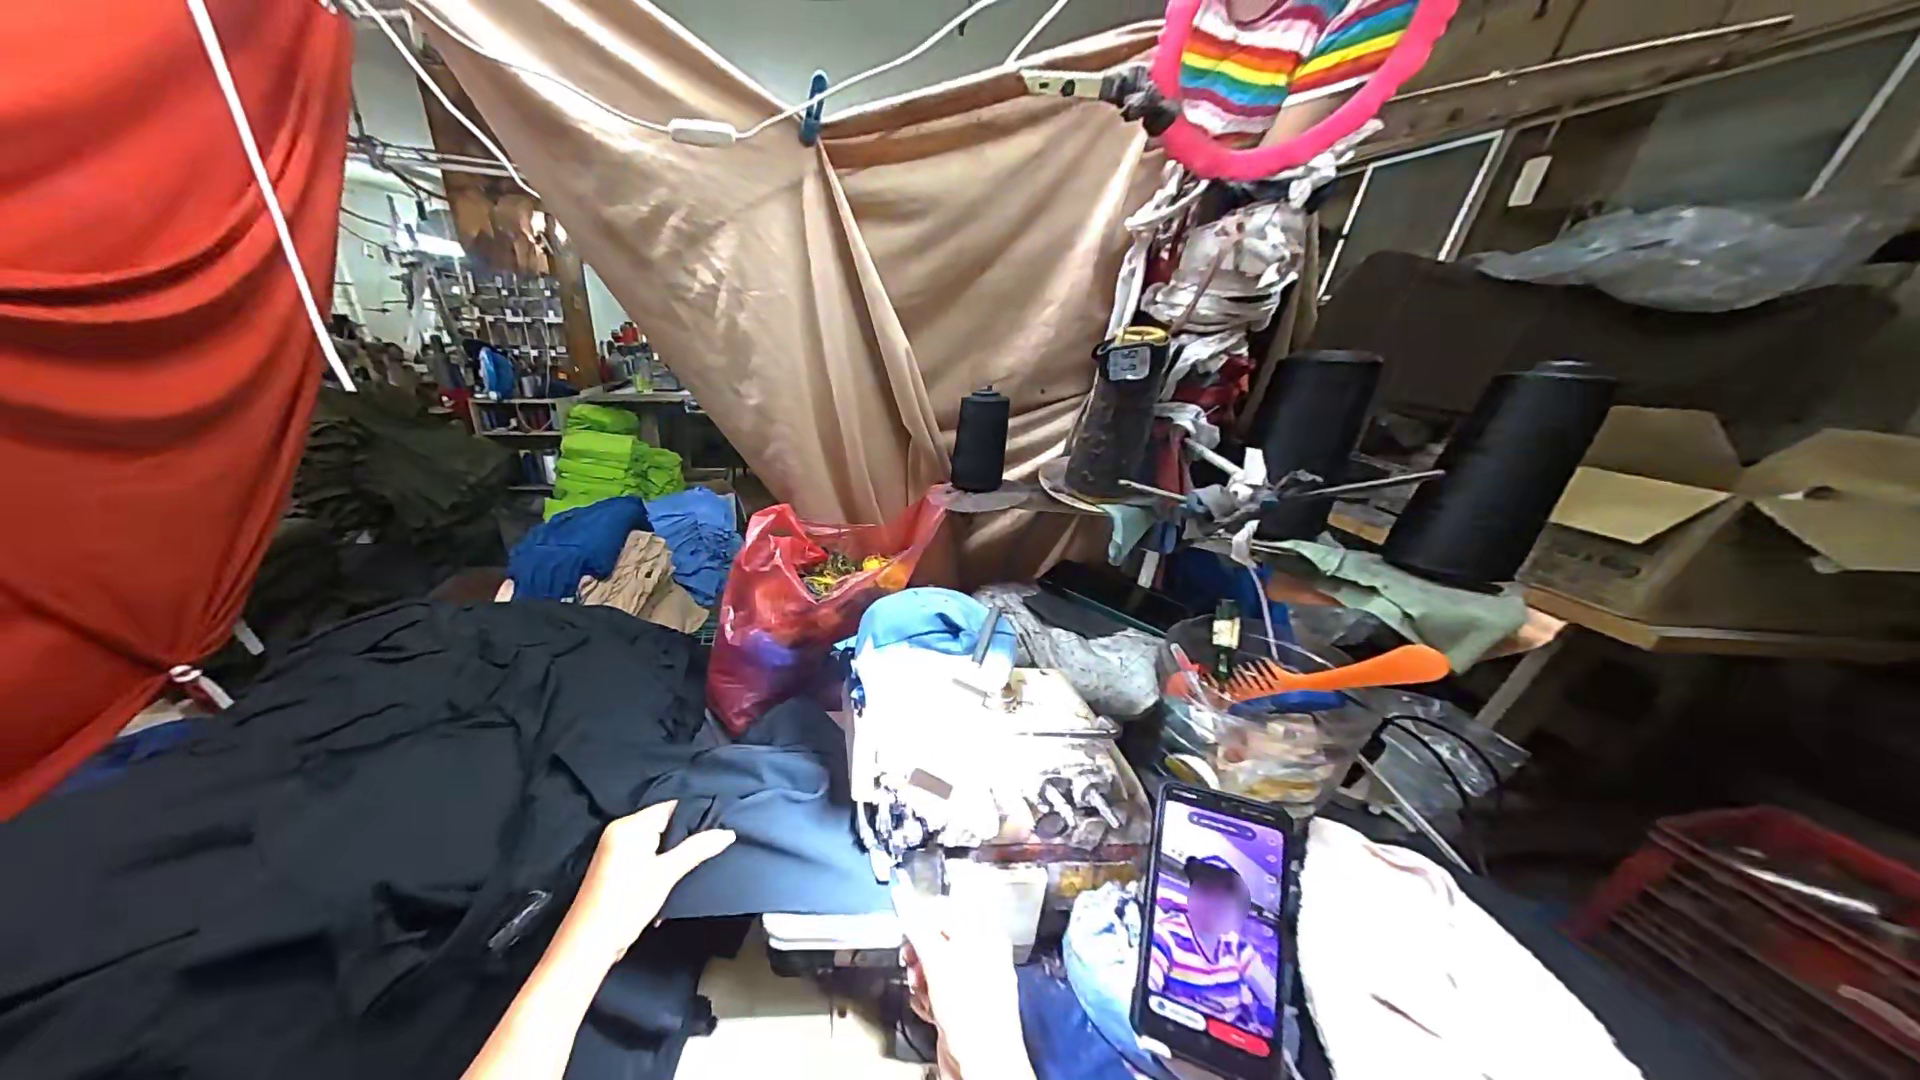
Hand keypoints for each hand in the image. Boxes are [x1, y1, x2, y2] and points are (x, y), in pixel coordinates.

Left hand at [563, 801, 734, 960]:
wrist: (587, 947)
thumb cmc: (625, 904)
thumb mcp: (666, 874)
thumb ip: (698, 849)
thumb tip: (728, 833)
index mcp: (628, 826)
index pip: (671, 807)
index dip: (696, 813)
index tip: (721, 820)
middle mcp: (620, 832)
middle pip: (664, 823)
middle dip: (688, 833)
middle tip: (716, 838)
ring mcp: (616, 850)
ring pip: (657, 840)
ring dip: (676, 849)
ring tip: (703, 853)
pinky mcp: (616, 867)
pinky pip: (647, 852)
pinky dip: (662, 859)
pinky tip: (679, 870)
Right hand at [897, 893, 1034, 1079]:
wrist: (982, 1065)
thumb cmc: (971, 1010)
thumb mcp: (937, 960)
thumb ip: (917, 927)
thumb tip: (903, 897)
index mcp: (985, 933)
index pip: (950, 907)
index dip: (924, 914)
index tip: (906, 925)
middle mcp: (982, 954)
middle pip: (940, 936)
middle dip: (919, 950)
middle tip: (910, 959)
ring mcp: (972, 980)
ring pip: (935, 964)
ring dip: (920, 976)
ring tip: (919, 988)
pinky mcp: (962, 1004)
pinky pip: (937, 988)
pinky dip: (927, 996)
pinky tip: (927, 1007)